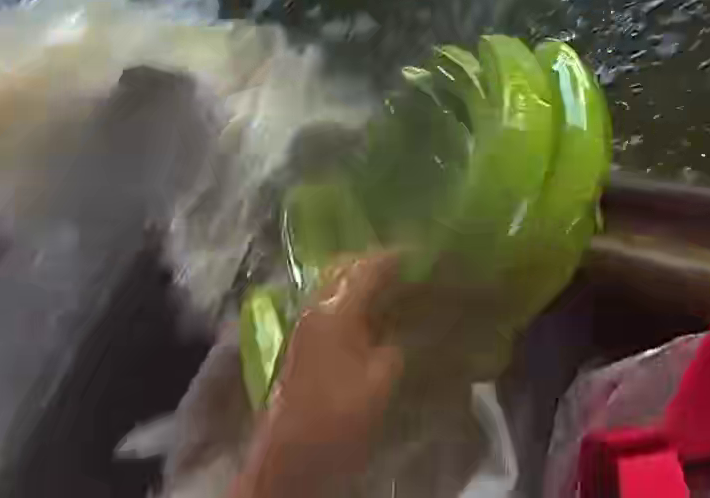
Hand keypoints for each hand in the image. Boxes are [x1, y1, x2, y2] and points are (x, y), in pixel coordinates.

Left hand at [247, 253, 402, 494]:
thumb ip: (395, 347)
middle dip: (375, 262)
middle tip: (405, 266)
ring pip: (335, 282)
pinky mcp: (303, 339)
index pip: (368, 267)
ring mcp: (306, 321)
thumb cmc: (337, 417)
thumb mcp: (380, 382)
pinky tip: (370, 311)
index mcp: (336, 309)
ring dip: (361, 278)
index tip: (420, 252)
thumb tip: (398, 334)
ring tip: (391, 285)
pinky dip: (351, 296)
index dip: (395, 257)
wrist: (289, 458)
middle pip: (346, 266)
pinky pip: (331, 300)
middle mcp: (317, 305)